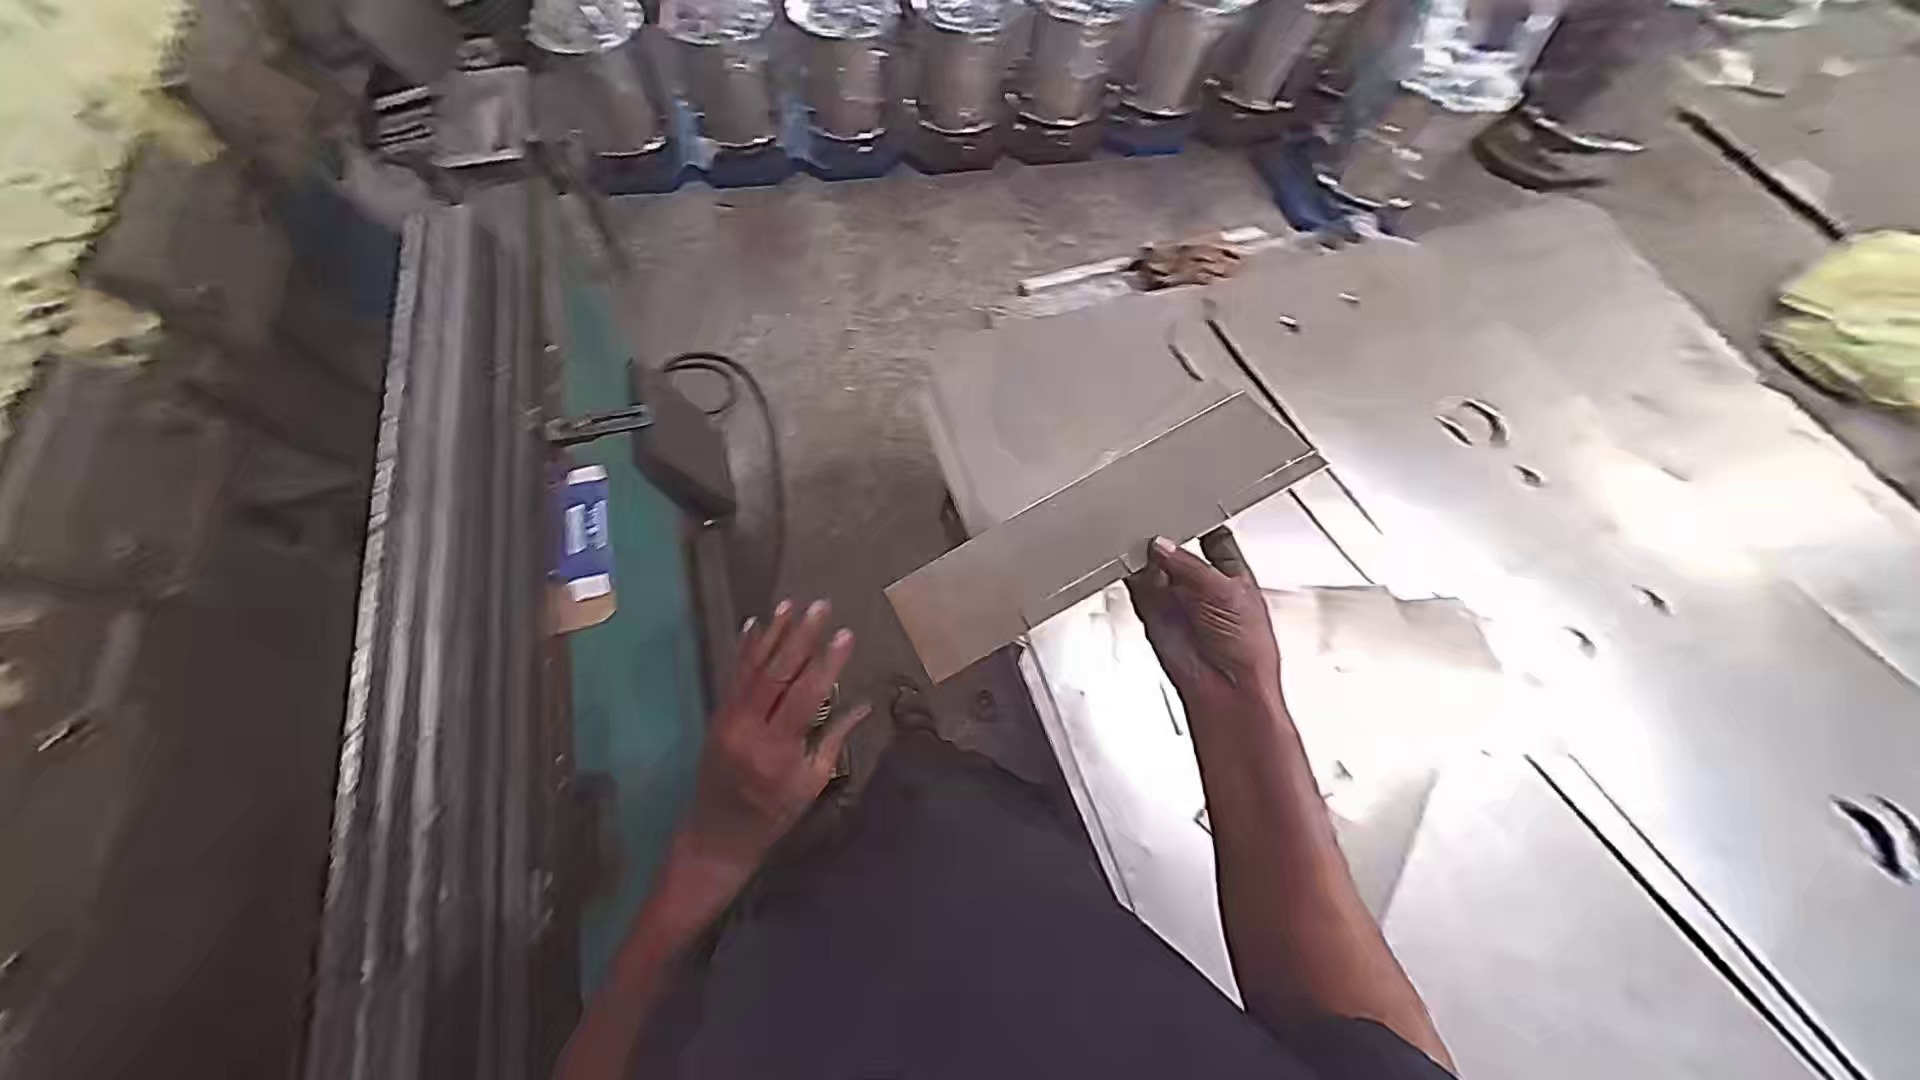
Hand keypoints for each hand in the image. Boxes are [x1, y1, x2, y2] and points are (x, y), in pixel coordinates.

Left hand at [677, 598, 871, 876]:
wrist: (716, 836)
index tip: (845, 636)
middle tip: (821, 606)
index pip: (806, 697)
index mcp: (778, 752)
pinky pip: (734, 675)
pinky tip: (755, 624)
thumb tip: (865, 705)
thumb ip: (835, 740)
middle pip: (778, 673)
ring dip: (774, 633)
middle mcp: (749, 730)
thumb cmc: (773, 815)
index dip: (827, 664)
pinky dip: (745, 648)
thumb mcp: (811, 784)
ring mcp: (729, 720)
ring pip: (753, 668)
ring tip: (791, 604)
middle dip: (802, 636)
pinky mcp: (718, 715)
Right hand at [1126, 528, 1281, 712]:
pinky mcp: (1153, 611)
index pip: (1215, 540)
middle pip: (1178, 550)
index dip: (1202, 523)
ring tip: (1134, 536)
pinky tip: (1124, 559)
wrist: (1226, 688)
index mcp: (1231, 576)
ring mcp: (1176, 599)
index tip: (1186, 506)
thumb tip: (1162, 546)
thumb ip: (1189, 565)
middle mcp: (1202, 586)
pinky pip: (1135, 585)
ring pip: (1154, 566)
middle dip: (1166, 538)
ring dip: (1143, 553)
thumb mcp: (1224, 592)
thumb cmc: (1247, 650)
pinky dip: (1128, 572)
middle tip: (1151, 521)